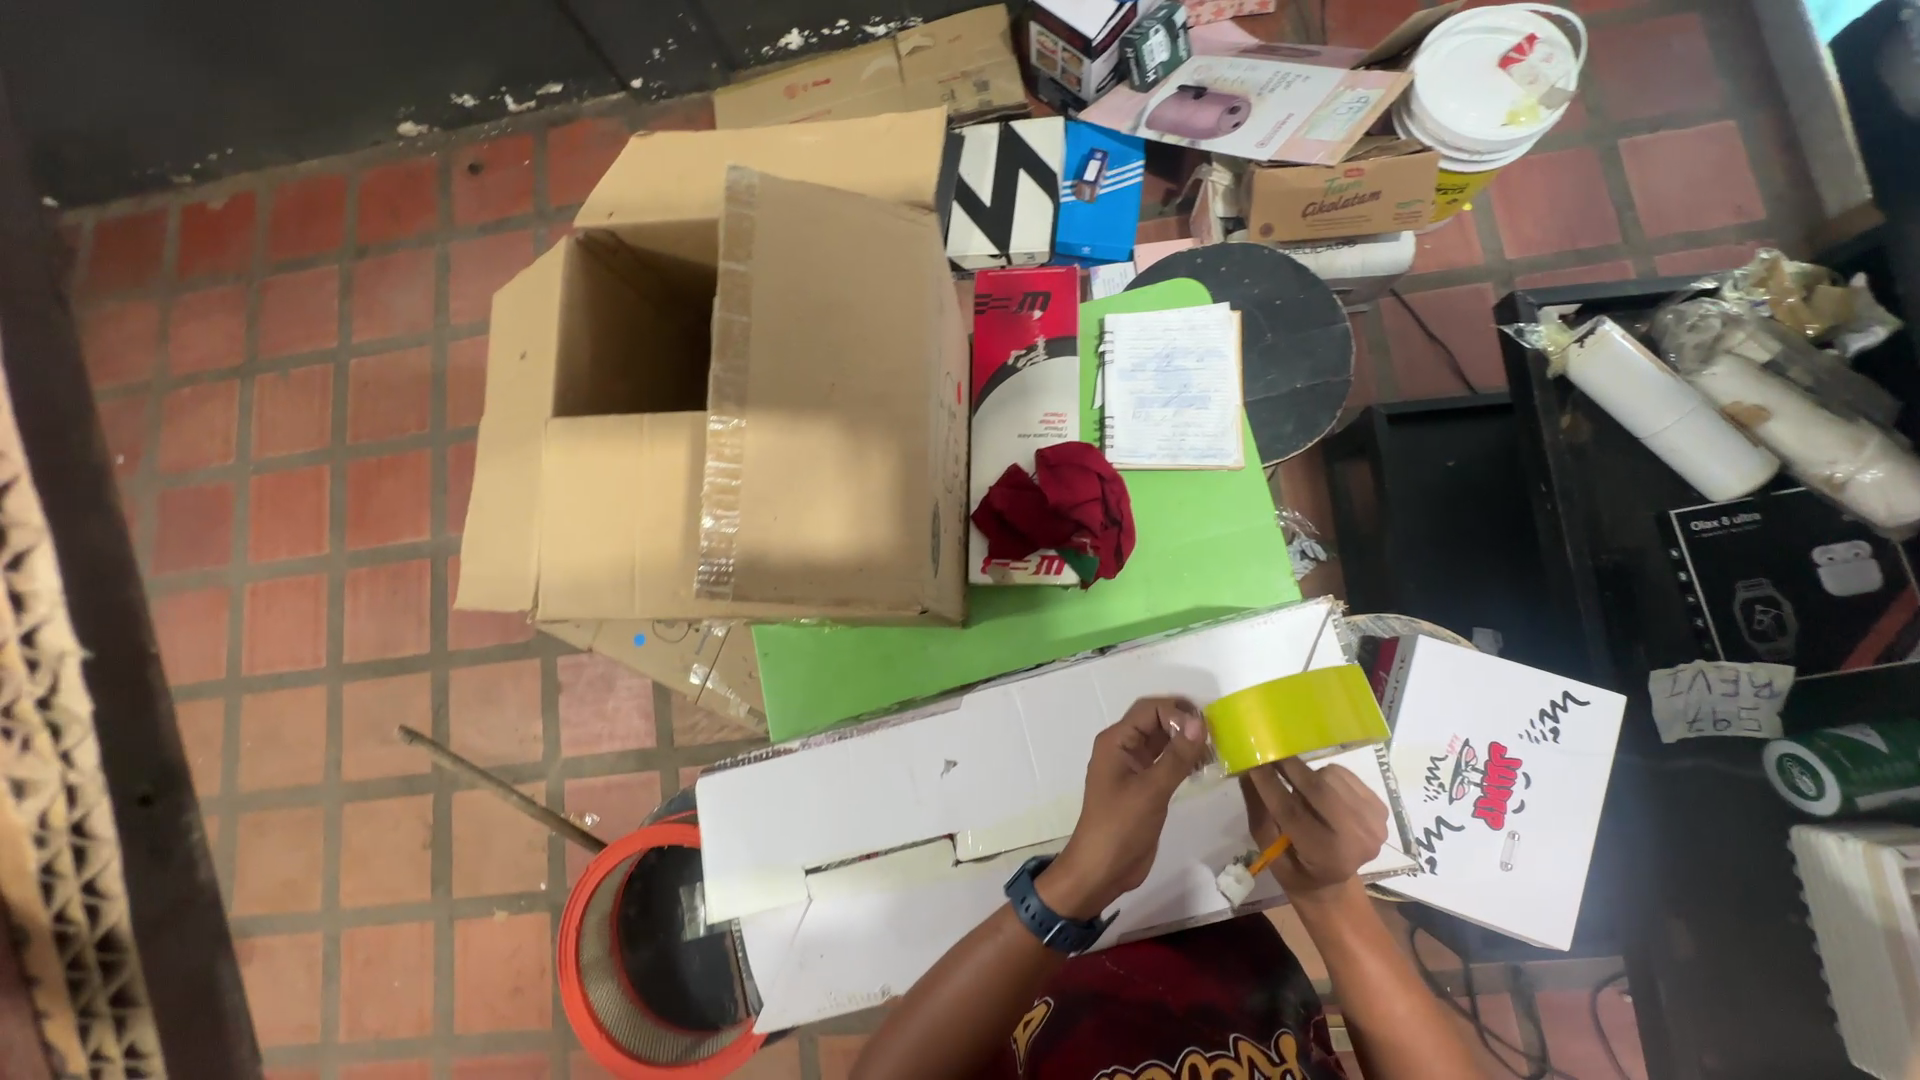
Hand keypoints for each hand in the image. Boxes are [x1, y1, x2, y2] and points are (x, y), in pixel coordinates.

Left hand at [1038, 697, 1210, 918]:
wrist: (1102, 868)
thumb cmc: (1120, 826)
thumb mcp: (1151, 790)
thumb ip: (1176, 756)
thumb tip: (1199, 723)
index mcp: (1116, 741)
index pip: (1149, 710)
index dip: (1177, 712)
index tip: (1206, 730)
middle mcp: (1123, 748)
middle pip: (1156, 721)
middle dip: (1184, 723)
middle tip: (1216, 736)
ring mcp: (1133, 767)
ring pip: (1162, 741)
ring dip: (1186, 742)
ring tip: (1215, 751)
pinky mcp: (1144, 785)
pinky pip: (1165, 761)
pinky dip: (1183, 760)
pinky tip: (1203, 768)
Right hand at [1239, 758, 1388, 901]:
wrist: (1335, 882)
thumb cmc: (1296, 867)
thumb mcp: (1269, 848)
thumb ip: (1258, 810)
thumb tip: (1246, 770)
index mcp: (1327, 858)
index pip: (1292, 812)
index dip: (1269, 783)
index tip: (1251, 761)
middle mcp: (1358, 840)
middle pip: (1318, 788)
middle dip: (1289, 767)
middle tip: (1269, 753)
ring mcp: (1374, 823)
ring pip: (1330, 776)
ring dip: (1308, 775)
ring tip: (1300, 791)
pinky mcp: (1381, 808)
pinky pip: (1344, 774)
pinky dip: (1326, 775)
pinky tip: (1321, 793)